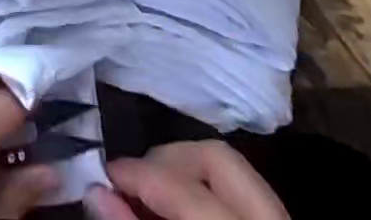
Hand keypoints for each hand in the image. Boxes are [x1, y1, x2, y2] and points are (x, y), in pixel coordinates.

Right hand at [85, 141, 288, 219]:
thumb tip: (97, 192)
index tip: (101, 176)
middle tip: (131, 183)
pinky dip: (206, 194)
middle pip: (217, 157)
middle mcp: (273, 218)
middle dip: (166, 160)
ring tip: (151, 198)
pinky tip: (179, 212)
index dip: (137, 175)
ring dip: (185, 174)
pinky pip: (243, 196)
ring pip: (232, 171)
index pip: (186, 186)